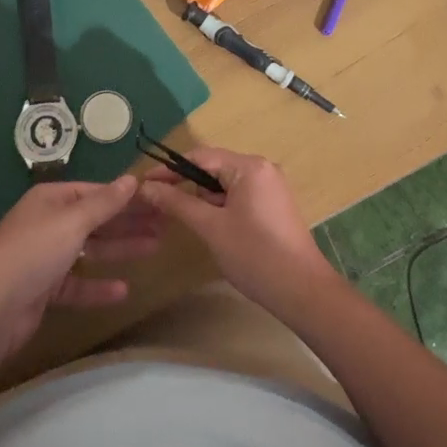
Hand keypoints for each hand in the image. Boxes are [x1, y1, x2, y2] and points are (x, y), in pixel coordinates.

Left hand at [0, 176, 160, 358]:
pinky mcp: (45, 290)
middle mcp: (48, 223)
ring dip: (120, 249)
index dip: (126, 196)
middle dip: (128, 222)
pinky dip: (99, 286)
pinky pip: (78, 284)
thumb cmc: (34, 252)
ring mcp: (45, 257)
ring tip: (155, 248)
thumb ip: (105, 203)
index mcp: (51, 200)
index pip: (95, 192)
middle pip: (95, 220)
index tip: (157, 199)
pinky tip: (124, 290)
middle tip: (165, 223)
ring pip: (90, 250)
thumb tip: (132, 178)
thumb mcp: (73, 221)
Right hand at [138, 148, 338, 315]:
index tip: (144, 183)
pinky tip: (212, 228)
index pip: (201, 157)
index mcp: (249, 166)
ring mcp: (272, 187)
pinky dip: (222, 207)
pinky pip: (240, 196)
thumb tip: (146, 187)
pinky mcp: (275, 206)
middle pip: (214, 168)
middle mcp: (263, 169)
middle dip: (187, 185)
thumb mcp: (211, 227)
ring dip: (205, 199)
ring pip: (226, 184)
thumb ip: (178, 203)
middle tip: (160, 205)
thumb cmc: (254, 254)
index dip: (170, 169)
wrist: (302, 290)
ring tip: (187, 222)